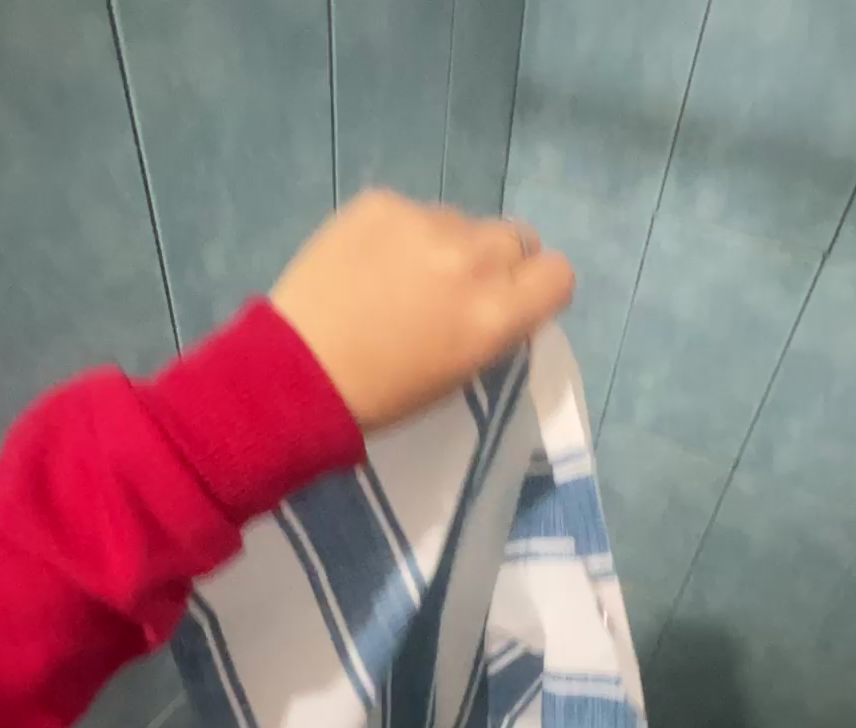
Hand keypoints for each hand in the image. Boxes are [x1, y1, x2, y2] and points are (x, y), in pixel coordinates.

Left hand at [269, 190, 574, 429]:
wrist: (297, 373)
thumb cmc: (383, 395)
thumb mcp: (460, 375)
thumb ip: (496, 327)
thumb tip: (505, 295)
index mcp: (494, 314)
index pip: (558, 274)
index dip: (540, 289)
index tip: (515, 303)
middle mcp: (470, 259)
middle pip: (517, 237)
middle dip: (500, 262)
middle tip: (459, 289)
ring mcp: (423, 223)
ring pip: (464, 222)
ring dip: (450, 245)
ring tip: (403, 279)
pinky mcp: (380, 202)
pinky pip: (414, 211)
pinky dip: (403, 234)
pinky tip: (370, 264)